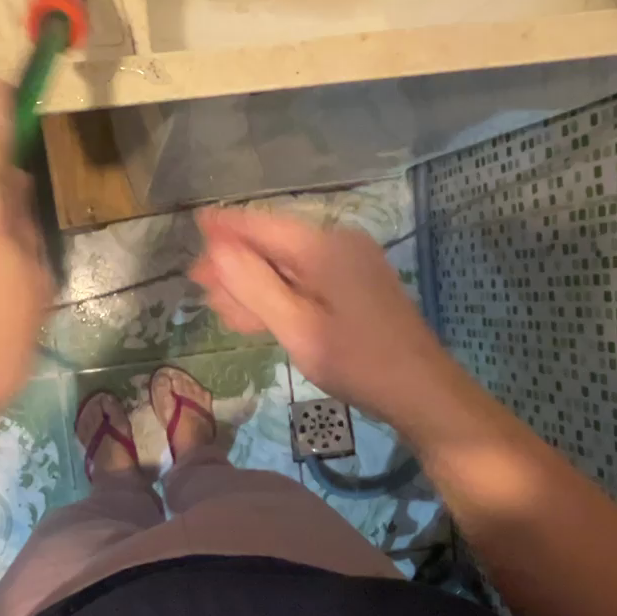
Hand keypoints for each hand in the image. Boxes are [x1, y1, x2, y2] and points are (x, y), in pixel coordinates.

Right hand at [191, 208, 454, 436]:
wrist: (421, 391)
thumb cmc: (357, 362)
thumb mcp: (297, 328)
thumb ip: (255, 286)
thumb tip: (217, 249)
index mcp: (324, 248)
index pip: (263, 225)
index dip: (226, 227)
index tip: (195, 224)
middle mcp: (338, 245)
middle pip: (273, 245)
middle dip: (236, 264)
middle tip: (200, 286)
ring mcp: (349, 266)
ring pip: (287, 266)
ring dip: (254, 285)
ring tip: (223, 309)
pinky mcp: (355, 287)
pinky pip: (306, 281)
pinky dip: (279, 295)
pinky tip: (257, 315)